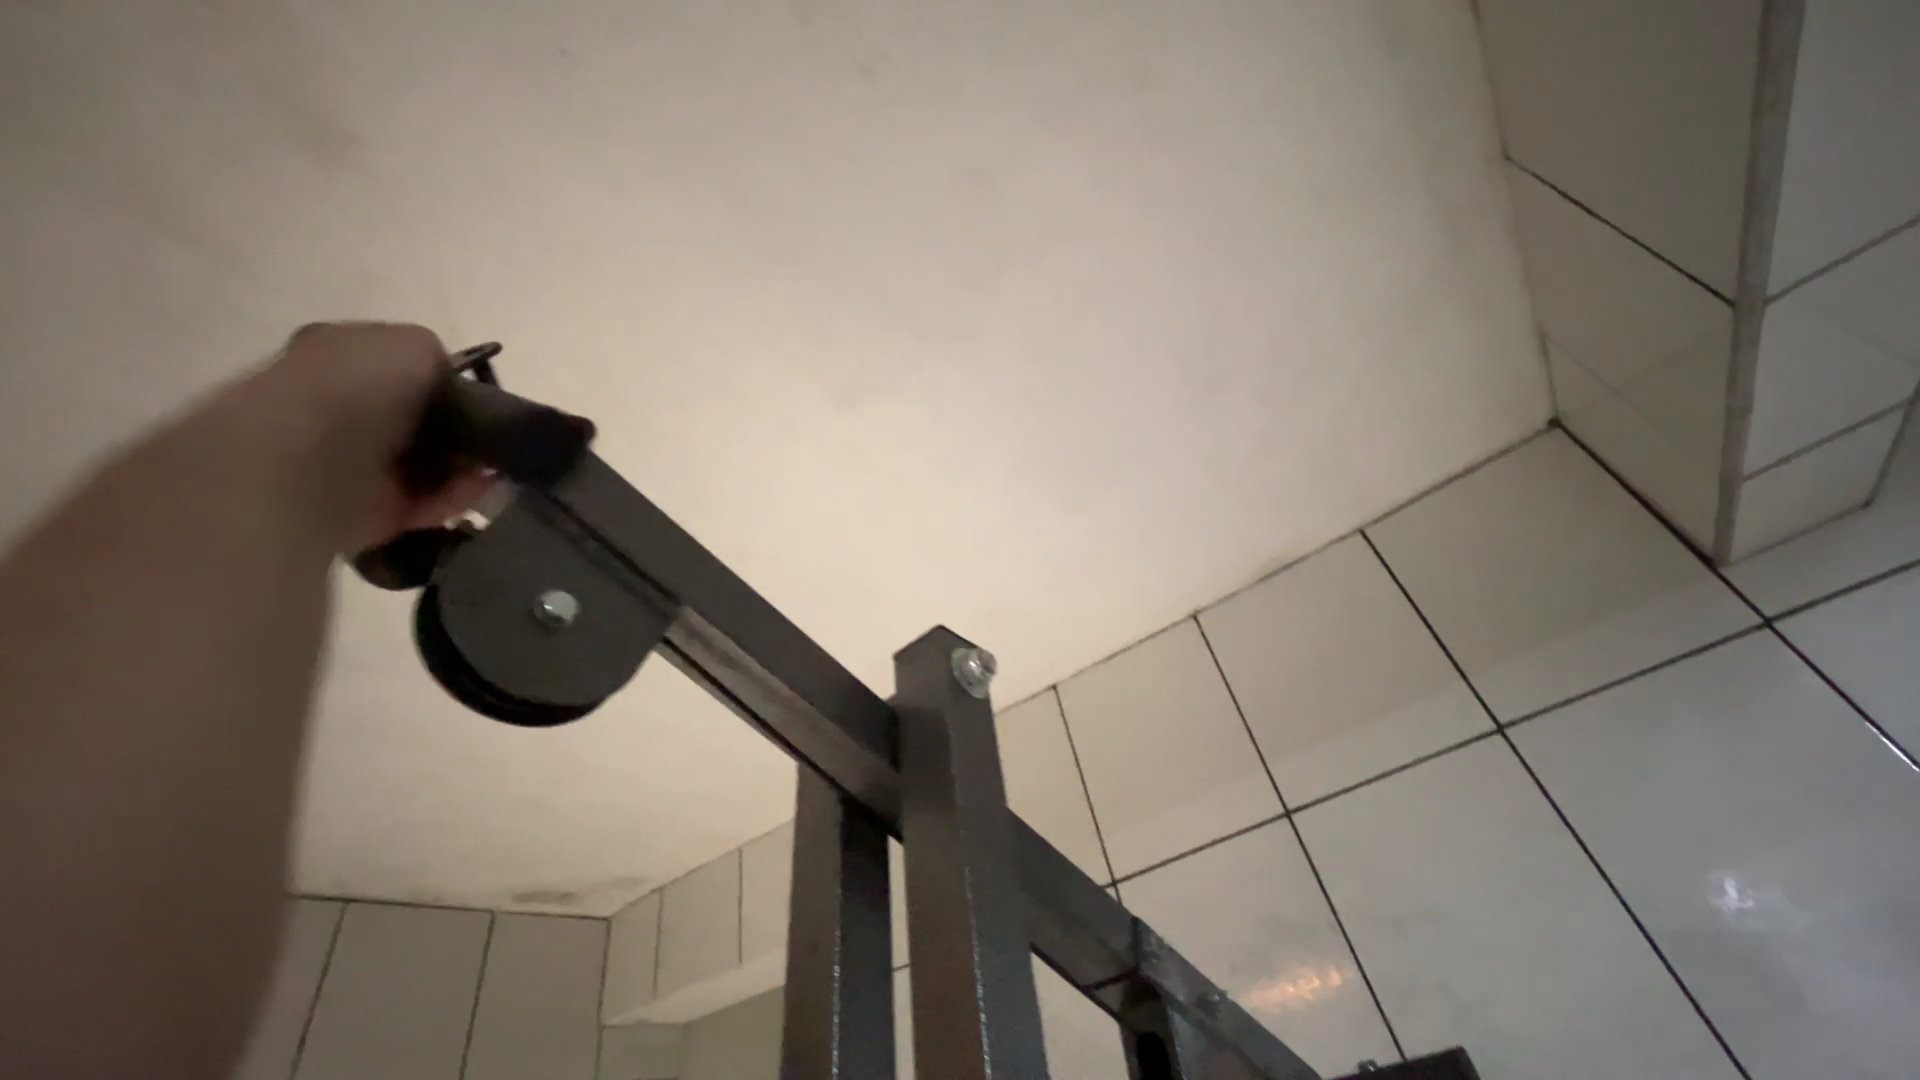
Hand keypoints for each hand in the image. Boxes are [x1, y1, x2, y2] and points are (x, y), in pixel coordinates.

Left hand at [245, 321, 494, 552]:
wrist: (303, 461)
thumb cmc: (356, 387)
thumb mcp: (410, 343)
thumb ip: (436, 356)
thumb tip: (445, 381)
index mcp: (341, 359)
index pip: (402, 371)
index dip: (447, 385)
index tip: (481, 401)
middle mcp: (342, 408)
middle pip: (422, 424)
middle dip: (464, 434)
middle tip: (493, 442)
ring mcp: (351, 462)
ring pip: (428, 466)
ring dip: (466, 469)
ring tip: (490, 472)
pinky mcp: (366, 509)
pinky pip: (423, 504)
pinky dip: (453, 499)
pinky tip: (475, 492)